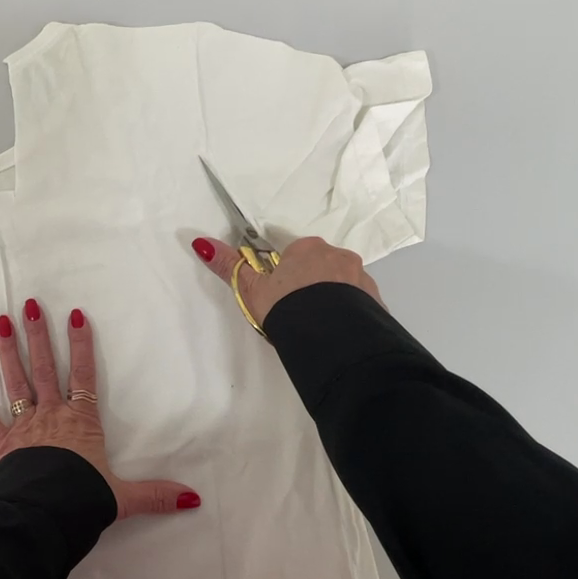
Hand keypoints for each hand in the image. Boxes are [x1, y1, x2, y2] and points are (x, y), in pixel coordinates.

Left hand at [0, 299, 200, 519]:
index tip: (76, 315)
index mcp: (81, 422)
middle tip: (30, 304)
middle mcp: (51, 415)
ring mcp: (23, 425)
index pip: (83, 375)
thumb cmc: (82, 503)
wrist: (45, 519)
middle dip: (39, 335)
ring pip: (15, 380)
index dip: (81, 345)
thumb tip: (193, 497)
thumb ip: (156, 494)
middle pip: (45, 367)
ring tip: (1, 320)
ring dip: (7, 350)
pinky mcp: (0, 442)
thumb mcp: (124, 498)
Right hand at [191, 235, 383, 325]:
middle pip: (320, 267)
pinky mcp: (377, 302)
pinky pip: (359, 305)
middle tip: (294, 311)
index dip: (284, 274)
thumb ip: (229, 265)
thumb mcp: (251, 288)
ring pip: (342, 286)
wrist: (331, 337)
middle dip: (310, 285)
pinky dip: (348, 314)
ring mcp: (361, 278)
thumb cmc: (287, 305)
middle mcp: (338, 256)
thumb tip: (200, 241)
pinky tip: (335, 333)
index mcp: (307, 248)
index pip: (293, 254)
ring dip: (331, 299)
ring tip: (315, 326)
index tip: (278, 294)